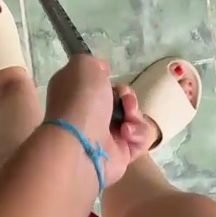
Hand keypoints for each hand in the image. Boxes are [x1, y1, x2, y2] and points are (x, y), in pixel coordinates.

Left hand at [43, 54, 152, 186]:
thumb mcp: (82, 65)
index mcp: (75, 93)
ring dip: (134, 114)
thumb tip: (102, 71)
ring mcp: (105, 135)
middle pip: (121, 99)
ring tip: (126, 121)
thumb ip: (93, 62)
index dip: (108, 78)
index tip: (109, 76)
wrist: (81, 143)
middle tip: (125, 101)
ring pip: (133, 118)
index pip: (97, 83)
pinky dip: (137, 134)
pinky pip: (139, 139)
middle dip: (128, 96)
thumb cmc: (80, 100)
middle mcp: (89, 114)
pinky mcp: (121, 154)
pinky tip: (126, 134)